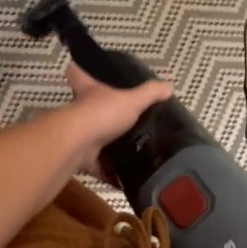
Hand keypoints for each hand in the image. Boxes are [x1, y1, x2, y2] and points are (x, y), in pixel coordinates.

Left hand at [52, 64, 172, 169]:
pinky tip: (127, 178)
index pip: (77, 73)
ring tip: (132, 151)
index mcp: (88, 91)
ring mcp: (79, 135)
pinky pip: (99, 166)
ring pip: (94, 140)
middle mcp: (79, 111)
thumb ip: (150, 94)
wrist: (79, 144)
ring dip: (109, 147)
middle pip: (86, 110)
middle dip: (102, 116)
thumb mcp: (132, 100)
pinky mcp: (81, 157)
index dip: (80, 70)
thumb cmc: (103, 113)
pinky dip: (111, 174)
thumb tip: (169, 86)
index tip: (83, 70)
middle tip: (124, 122)